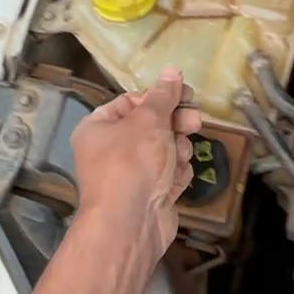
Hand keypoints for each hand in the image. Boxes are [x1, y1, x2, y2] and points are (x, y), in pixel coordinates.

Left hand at [68, 66, 201, 272]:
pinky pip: (168, 175)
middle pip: (150, 126)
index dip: (159, 98)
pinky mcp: (148, 195)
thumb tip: (173, 70)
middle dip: (175, 124)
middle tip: (195, 121)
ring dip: (177, 150)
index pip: (131, 102)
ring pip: (164, 151)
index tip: (185, 95)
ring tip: (180, 156)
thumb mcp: (149, 120)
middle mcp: (110, 151)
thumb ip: (164, 95)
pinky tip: (177, 178)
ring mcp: (129, 175)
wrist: (130, 223)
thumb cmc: (132, 162)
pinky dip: (176, 174)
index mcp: (98, 128)